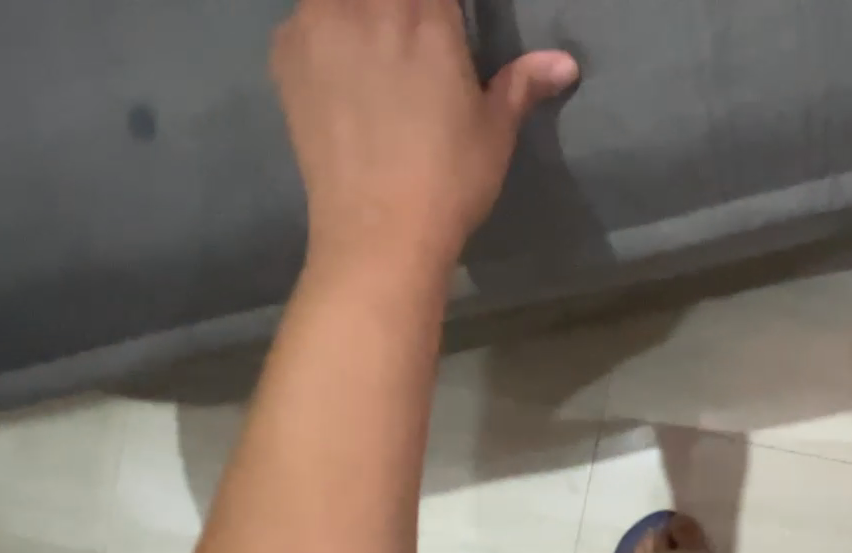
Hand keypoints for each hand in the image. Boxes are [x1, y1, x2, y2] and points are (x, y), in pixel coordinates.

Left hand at [272, 0, 578, 269]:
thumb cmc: (450, 182)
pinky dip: (325, 31)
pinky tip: (342, 73)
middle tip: (415, 42)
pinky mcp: (285, 52)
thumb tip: (565, 62)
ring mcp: (317, 21)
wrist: (379, 231)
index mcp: (426, 14)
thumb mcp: (495, 134)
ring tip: (377, 50)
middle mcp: (365, 3)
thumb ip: (522, 85)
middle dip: (405, 13)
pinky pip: (305, 18)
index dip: (439, 10)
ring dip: (362, 15)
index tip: (447, 29)